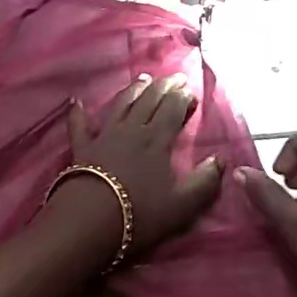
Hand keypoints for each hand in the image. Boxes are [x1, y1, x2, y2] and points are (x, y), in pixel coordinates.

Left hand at [62, 73, 223, 254]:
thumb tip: (220, 160)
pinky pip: (79, 125)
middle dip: (164, 86)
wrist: (90, 220)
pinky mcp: (82, 148)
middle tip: (174, 77)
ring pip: (120, 105)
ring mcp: (104, 136)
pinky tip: (77, 102)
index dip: (183, 97)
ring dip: (133, 90)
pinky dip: (78, 112)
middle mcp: (131, 130)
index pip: (172, 109)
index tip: (191, 91)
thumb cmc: (140, 213)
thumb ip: (204, 182)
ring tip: (143, 79)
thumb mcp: (182, 205)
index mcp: (157, 140)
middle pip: (149, 100)